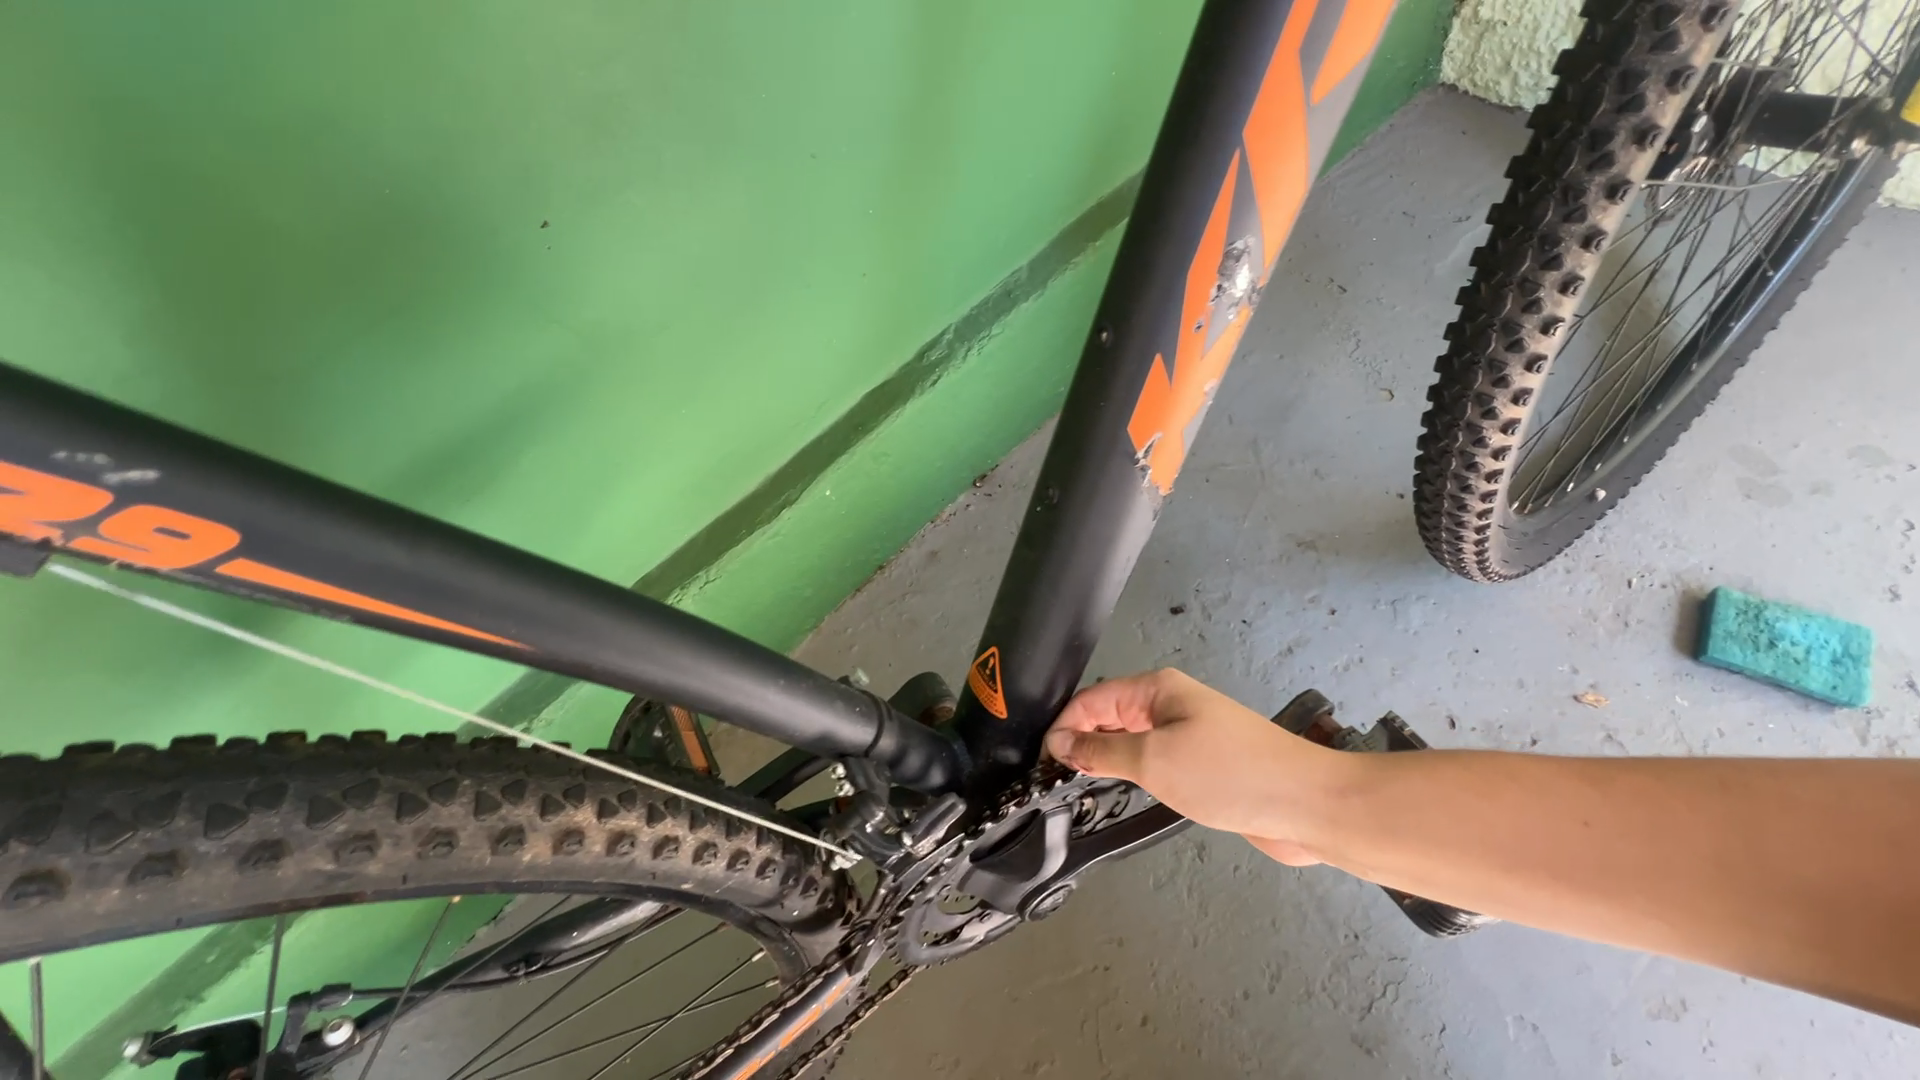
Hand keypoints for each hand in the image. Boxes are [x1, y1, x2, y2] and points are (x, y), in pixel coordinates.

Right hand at [1043, 669, 1346, 865]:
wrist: (1306, 804)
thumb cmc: (1229, 774)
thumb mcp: (1154, 760)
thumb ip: (1102, 751)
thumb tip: (1061, 742)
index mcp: (1157, 690)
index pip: (1092, 699)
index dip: (1064, 727)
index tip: (1043, 762)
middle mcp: (1169, 705)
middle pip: (1108, 716)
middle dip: (1080, 741)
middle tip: (1055, 780)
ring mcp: (1188, 734)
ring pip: (1130, 741)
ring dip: (1105, 759)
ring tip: (1078, 787)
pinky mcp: (1202, 764)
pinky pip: (1154, 762)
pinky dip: (1132, 774)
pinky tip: (1121, 793)